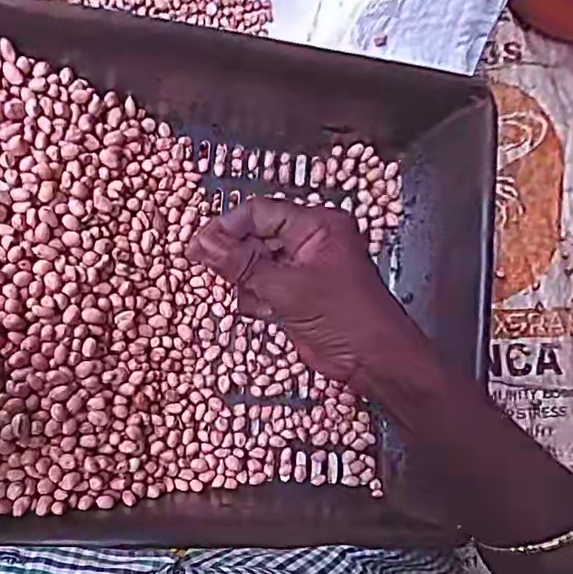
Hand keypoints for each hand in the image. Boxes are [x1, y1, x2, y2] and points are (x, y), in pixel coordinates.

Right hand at [186, 198, 425, 388]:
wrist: (373, 361)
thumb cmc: (348, 318)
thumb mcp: (287, 288)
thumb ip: (242, 266)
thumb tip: (206, 245)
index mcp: (316, 226)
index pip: (260, 213)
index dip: (226, 227)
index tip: (199, 244)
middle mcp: (308, 243)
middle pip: (255, 238)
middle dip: (233, 257)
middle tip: (206, 269)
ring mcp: (301, 271)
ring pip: (254, 265)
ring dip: (243, 282)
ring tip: (250, 298)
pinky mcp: (295, 296)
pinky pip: (261, 288)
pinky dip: (254, 299)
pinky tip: (260, 311)